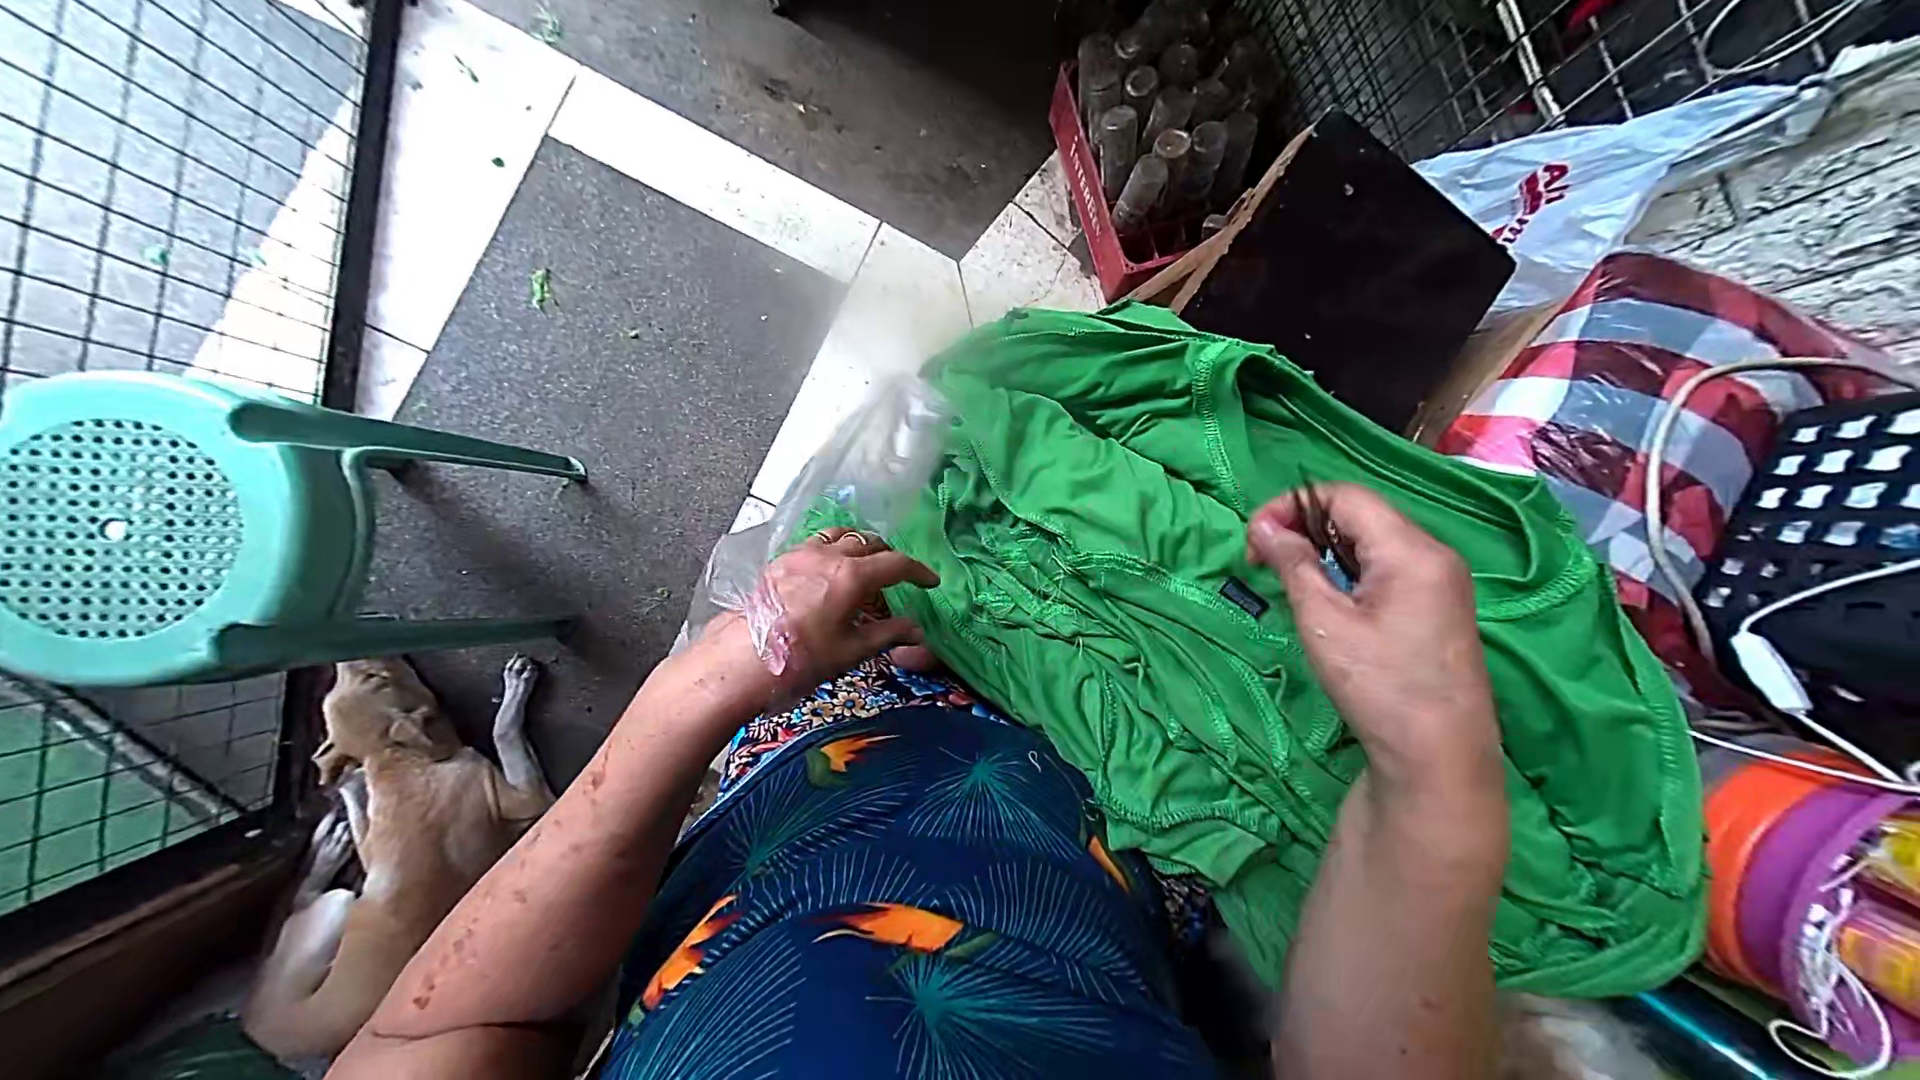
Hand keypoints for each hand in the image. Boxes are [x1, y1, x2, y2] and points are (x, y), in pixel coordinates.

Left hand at [679, 527, 938, 709]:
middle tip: (898, 577)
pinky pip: (817, 543)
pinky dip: (834, 548)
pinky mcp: (782, 561)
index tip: (930, 581)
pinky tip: (831, 570)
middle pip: (869, 542)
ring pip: (841, 536)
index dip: (919, 572)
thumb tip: (917, 631)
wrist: (740, 660)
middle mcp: (829, 556)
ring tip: (866, 565)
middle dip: (889, 556)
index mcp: (852, 576)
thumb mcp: (851, 651)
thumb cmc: (801, 659)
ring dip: (860, 546)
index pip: (896, 564)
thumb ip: (888, 634)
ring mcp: (802, 554)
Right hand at [1246, 484, 1500, 795]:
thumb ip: (1294, 563)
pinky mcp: (1435, 606)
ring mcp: (1439, 581)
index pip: (1345, 496)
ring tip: (1287, 578)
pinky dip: (1345, 569)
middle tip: (1263, 559)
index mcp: (1411, 550)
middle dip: (1303, 526)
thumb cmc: (1378, 684)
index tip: (1254, 537)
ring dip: (1321, 549)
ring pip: (1369, 541)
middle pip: (1358, 514)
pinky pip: (1383, 567)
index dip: (1291, 505)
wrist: (1438, 755)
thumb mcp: (1324, 620)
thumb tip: (1263, 527)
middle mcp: (1433, 555)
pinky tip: (1323, 597)